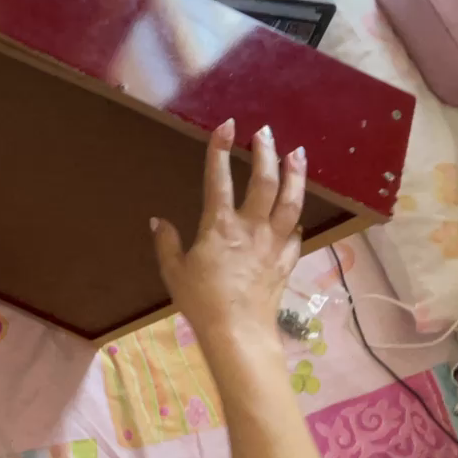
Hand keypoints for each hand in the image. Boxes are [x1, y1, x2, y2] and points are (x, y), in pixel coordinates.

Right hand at [151, 119, 306, 353]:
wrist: (238, 331)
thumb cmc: (200, 300)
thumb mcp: (173, 272)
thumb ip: (167, 243)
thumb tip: (158, 220)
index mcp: (219, 226)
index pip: (219, 180)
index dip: (220, 150)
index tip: (226, 126)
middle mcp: (251, 227)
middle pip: (264, 182)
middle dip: (265, 153)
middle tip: (266, 133)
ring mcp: (273, 243)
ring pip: (290, 201)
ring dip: (295, 175)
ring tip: (298, 154)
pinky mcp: (286, 260)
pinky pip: (296, 233)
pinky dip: (295, 218)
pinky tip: (296, 213)